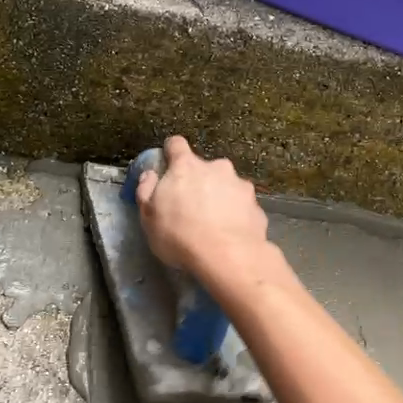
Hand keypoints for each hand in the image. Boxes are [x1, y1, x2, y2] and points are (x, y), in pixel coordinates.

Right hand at [134, 136, 271, 281]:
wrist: (228, 257)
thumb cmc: (180, 235)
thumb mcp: (148, 216)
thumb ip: (146, 190)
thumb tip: (150, 174)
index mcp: (186, 166)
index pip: (176, 144)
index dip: (170, 153)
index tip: (168, 166)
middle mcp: (216, 167)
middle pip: (203, 168)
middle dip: (197, 181)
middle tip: (190, 207)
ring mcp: (240, 185)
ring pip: (225, 185)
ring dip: (219, 197)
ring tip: (213, 224)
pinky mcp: (256, 205)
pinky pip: (241, 205)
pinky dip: (235, 214)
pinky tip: (230, 233)